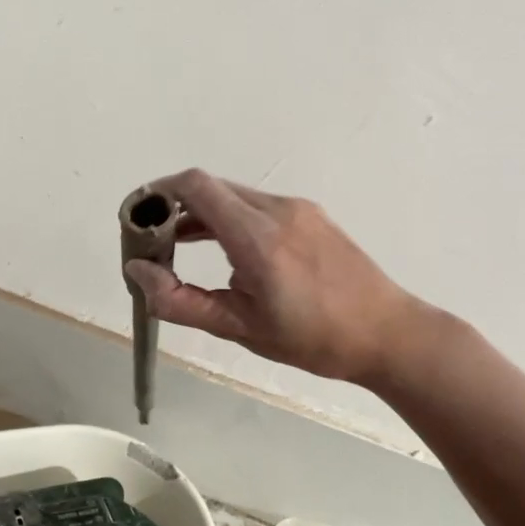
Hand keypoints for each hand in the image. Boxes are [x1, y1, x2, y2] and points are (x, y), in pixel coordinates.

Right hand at [124, 169, 427, 383]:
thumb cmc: (311, 339)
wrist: (389, 335)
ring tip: (175, 247)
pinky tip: (218, 251)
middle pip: (210, 186)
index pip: (196, 187)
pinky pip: (255, 205)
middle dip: (171, 205)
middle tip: (150, 240)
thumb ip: (178, 300)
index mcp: (258, 237)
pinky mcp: (310, 216)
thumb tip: (137, 271)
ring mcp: (298, 210)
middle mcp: (278, 210)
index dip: (158, 193)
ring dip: (198, 213)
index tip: (135, 217)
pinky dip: (225, 218)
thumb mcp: (236, 327)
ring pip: (232, 195)